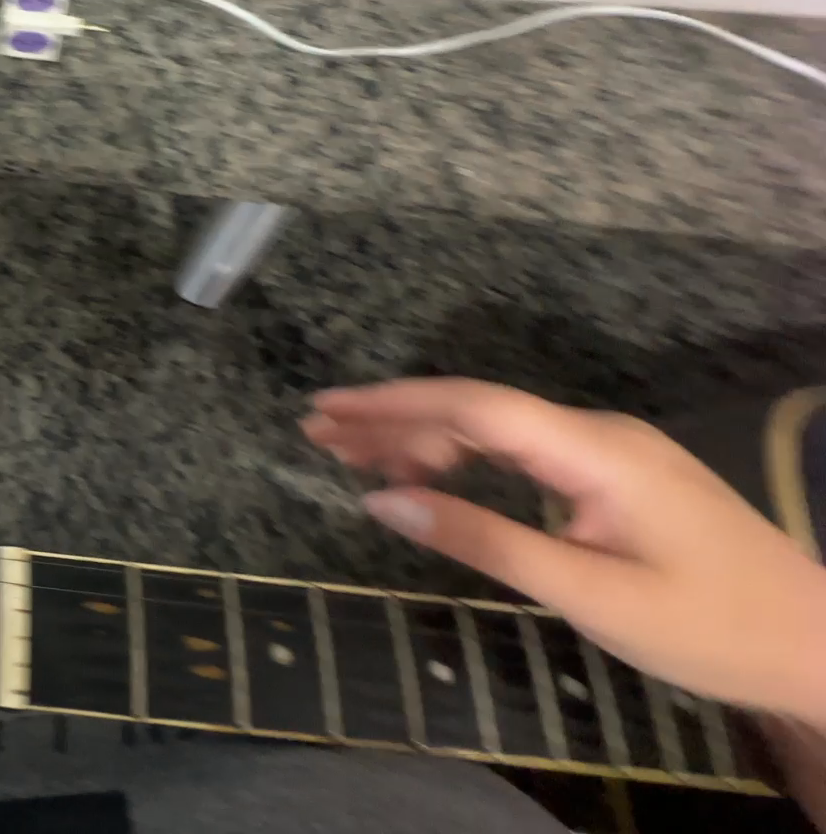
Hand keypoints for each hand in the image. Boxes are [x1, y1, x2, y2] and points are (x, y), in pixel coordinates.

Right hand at [302, 377, 825, 725]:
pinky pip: (509, 450)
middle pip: (470, 410)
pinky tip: (418, 476)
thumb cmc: (714, 629)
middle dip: (388, 418)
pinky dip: (453, 459)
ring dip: (414, 438)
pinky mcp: (600, 473)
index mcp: (594, 451)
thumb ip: (481, 540)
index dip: (391, 403)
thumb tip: (379, 501)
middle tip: (317, 434)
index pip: (472, 406)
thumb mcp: (589, 594)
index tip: (325, 408)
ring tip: (348, 456)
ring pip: (485, 427)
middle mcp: (592, 433)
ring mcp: (599, 450)